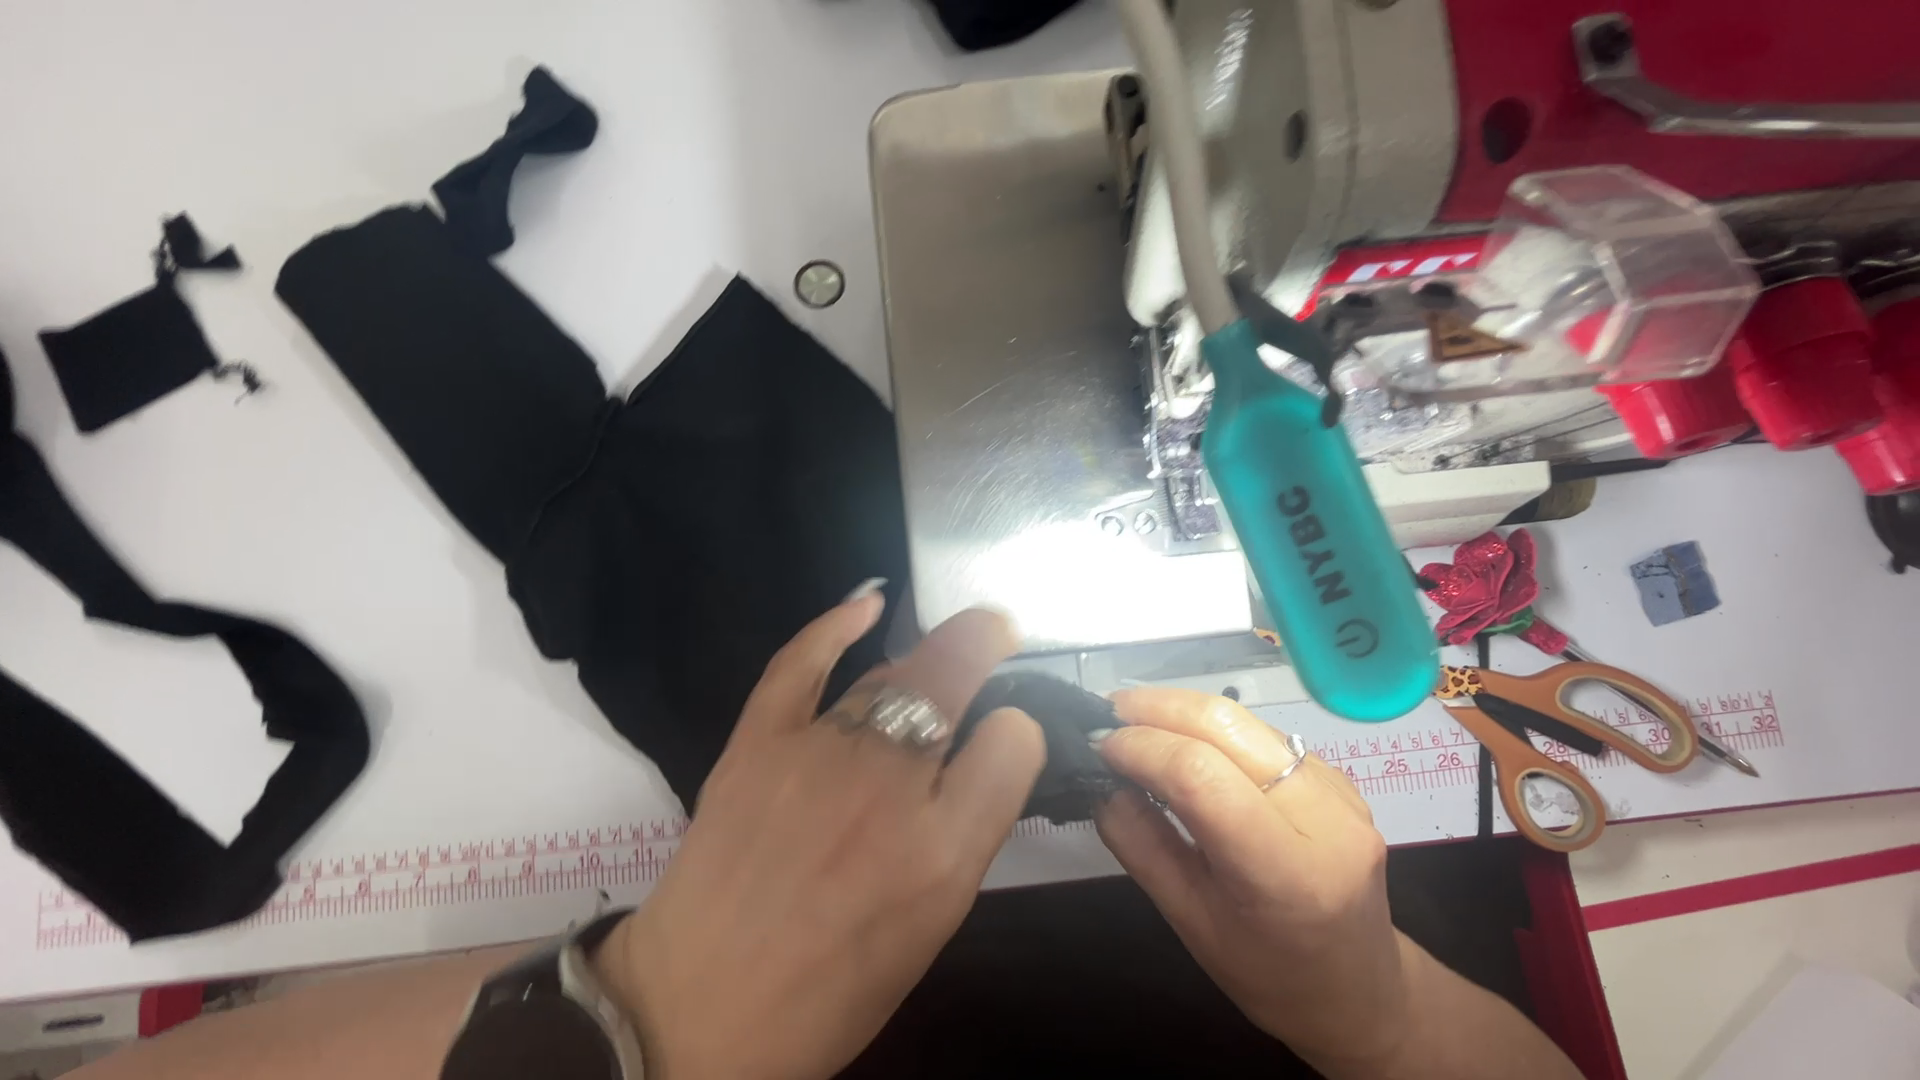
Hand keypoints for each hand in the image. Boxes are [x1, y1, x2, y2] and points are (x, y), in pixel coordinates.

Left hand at [593, 595, 1044, 1079]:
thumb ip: (967, 836)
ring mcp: (817, 755)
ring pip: (890, 677)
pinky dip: (834, 625)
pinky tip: (866, 604)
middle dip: (986, 643)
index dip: (1017, 732)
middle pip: (952, 683)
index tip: (1006, 736)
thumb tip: (984, 760)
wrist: (696, 1009)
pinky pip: (800, 663)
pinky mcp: (757, 741)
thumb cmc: (831, 987)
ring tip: (940, 654)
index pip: (1012, 745)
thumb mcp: (930, 928)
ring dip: (926, 657)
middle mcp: (888, 790)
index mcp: (942, 854)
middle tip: (999, 629)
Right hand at [1092, 689, 1411, 1073]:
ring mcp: (1339, 790)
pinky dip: (1211, 728)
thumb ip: (1140, 845)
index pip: (1201, 775)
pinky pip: (1261, 734)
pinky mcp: (1338, 777)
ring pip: (1244, 718)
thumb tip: (1101, 782)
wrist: (1361, 993)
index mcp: (1287, 872)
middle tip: (1107, 715)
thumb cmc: (1269, 974)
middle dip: (1155, 708)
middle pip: (1226, 725)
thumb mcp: (1189, 921)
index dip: (1141, 749)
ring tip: (1134, 724)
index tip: (1098, 747)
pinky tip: (1183, 744)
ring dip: (1180, 710)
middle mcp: (1325, 816)